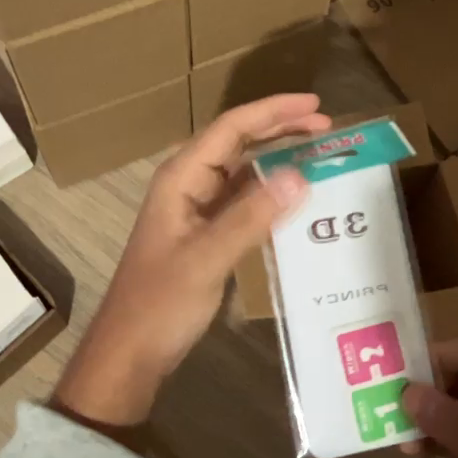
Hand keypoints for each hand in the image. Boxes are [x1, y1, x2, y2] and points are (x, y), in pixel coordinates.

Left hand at [52, 94, 327, 426]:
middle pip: (237, 141)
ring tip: (319, 151)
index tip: (316, 105)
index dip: (274, 111)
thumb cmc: (161, 303)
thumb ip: (252, 216)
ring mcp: (196, 208)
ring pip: (242, 169)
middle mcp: (188, 183)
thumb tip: (300, 175)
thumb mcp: (208, 258)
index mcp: (182, 177)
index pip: (232, 128)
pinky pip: (243, 199)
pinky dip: (270, 191)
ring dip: (277, 156)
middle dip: (280, 128)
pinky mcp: (205, 232)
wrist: (130, 352)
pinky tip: (296, 198)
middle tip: (327, 126)